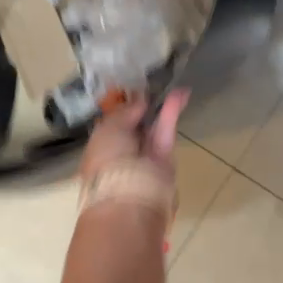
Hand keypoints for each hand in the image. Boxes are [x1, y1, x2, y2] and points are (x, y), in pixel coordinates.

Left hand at [76, 91, 187, 216]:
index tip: (133, 89)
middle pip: (136, 124)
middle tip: (154, 86)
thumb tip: (140, 101)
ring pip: (153, 125)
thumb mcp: (108, 130)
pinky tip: (180, 93)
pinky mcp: (165, 155)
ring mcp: (145, 154)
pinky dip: (173, 111)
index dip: (123, 107)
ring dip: (162, 106)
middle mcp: (122, 151)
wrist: (129, 197)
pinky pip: (167, 129)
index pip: (113, 124)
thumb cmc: (108, 162)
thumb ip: (125, 112)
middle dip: (144, 106)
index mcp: (101, 147)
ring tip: (172, 85)